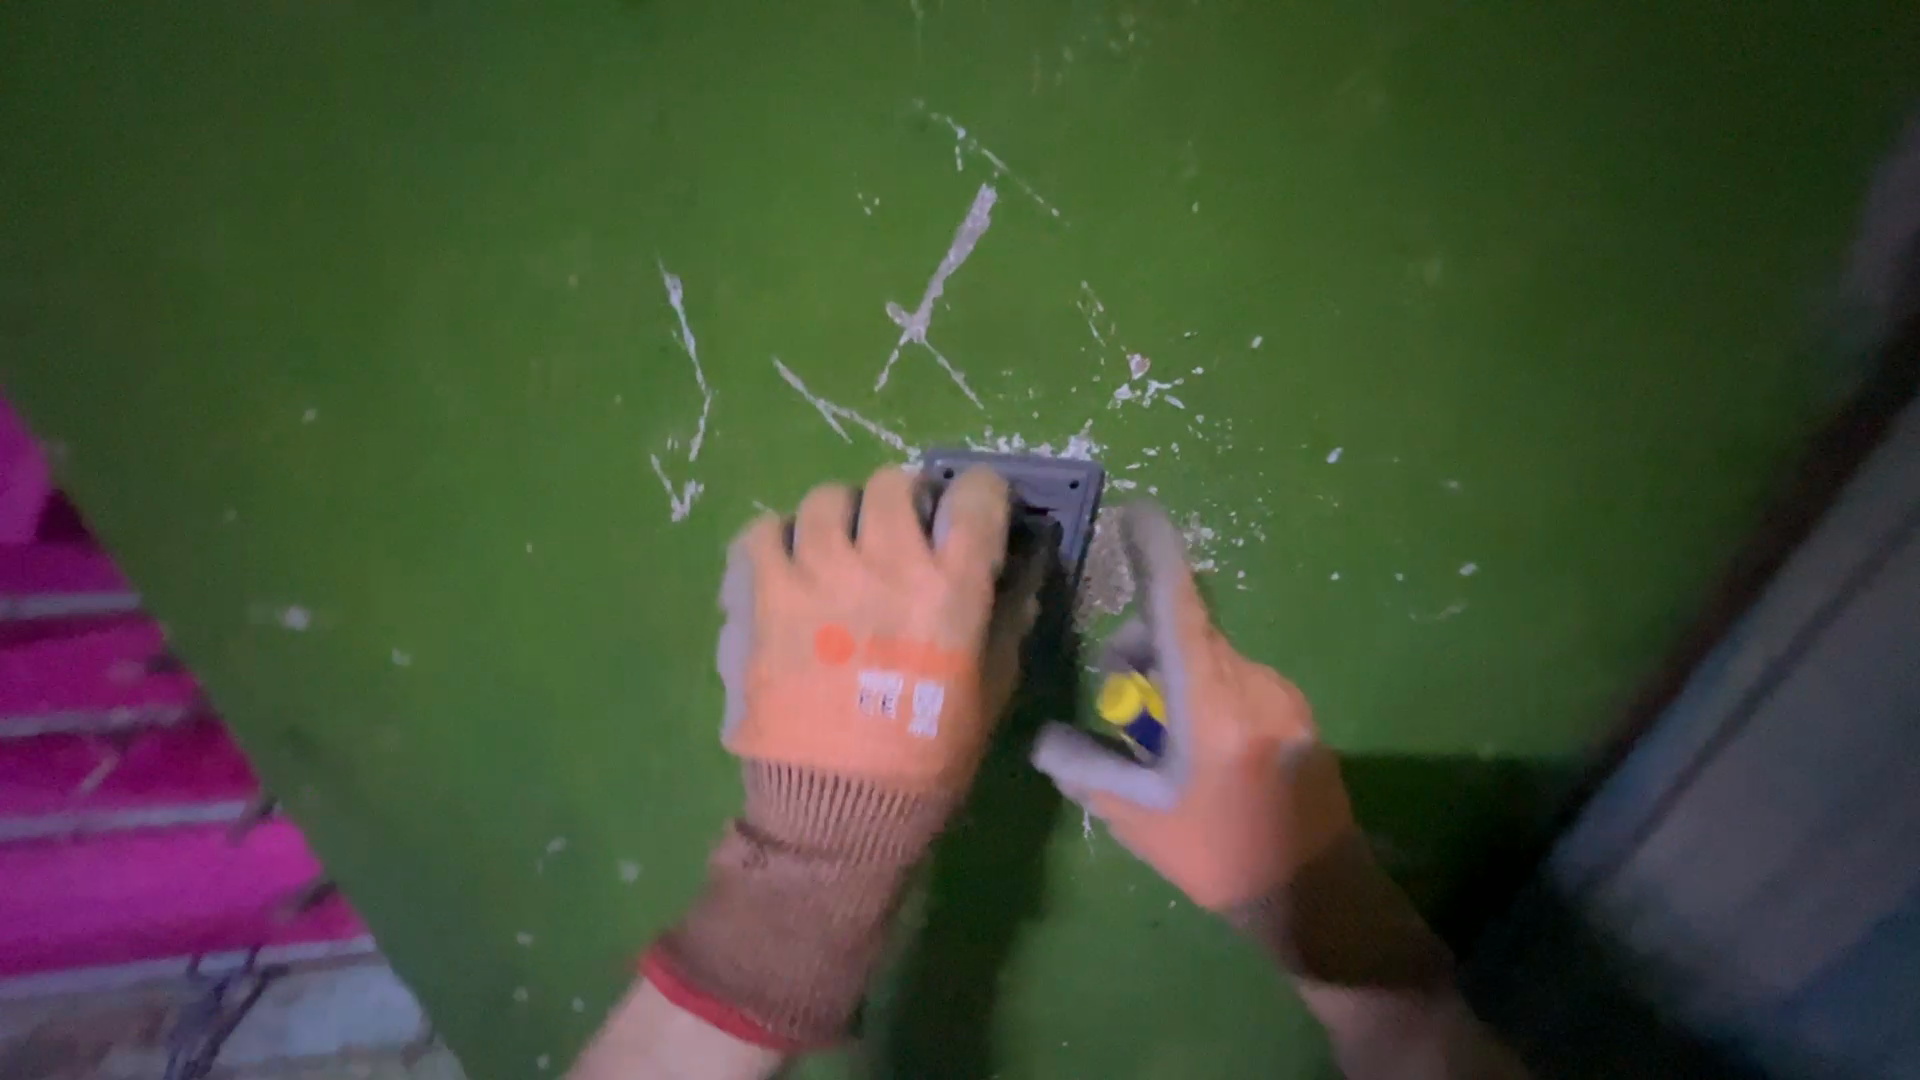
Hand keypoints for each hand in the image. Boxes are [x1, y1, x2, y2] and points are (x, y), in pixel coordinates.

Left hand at [718, 464, 1037, 789]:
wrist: (838, 809)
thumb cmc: (927, 754)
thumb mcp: (991, 690)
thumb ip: (1005, 621)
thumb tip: (1016, 575)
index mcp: (950, 587)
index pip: (976, 495)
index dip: (980, 493)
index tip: (971, 510)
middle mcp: (885, 564)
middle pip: (893, 482)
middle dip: (904, 501)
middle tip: (899, 532)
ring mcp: (818, 574)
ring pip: (826, 500)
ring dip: (841, 519)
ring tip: (839, 552)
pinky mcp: (764, 596)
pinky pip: (762, 532)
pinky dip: (778, 541)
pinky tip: (789, 568)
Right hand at [1031, 499, 1354, 909]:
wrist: (1323, 900)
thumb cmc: (1223, 855)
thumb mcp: (1140, 819)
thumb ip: (1085, 768)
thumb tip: (1041, 738)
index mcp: (1213, 699)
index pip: (1179, 604)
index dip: (1155, 553)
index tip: (1135, 512)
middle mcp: (1253, 681)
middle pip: (1185, 630)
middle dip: (1140, 646)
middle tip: (1115, 701)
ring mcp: (1282, 694)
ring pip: (1208, 654)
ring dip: (1169, 673)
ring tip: (1152, 738)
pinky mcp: (1294, 711)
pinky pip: (1234, 677)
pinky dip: (1199, 689)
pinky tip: (1191, 745)